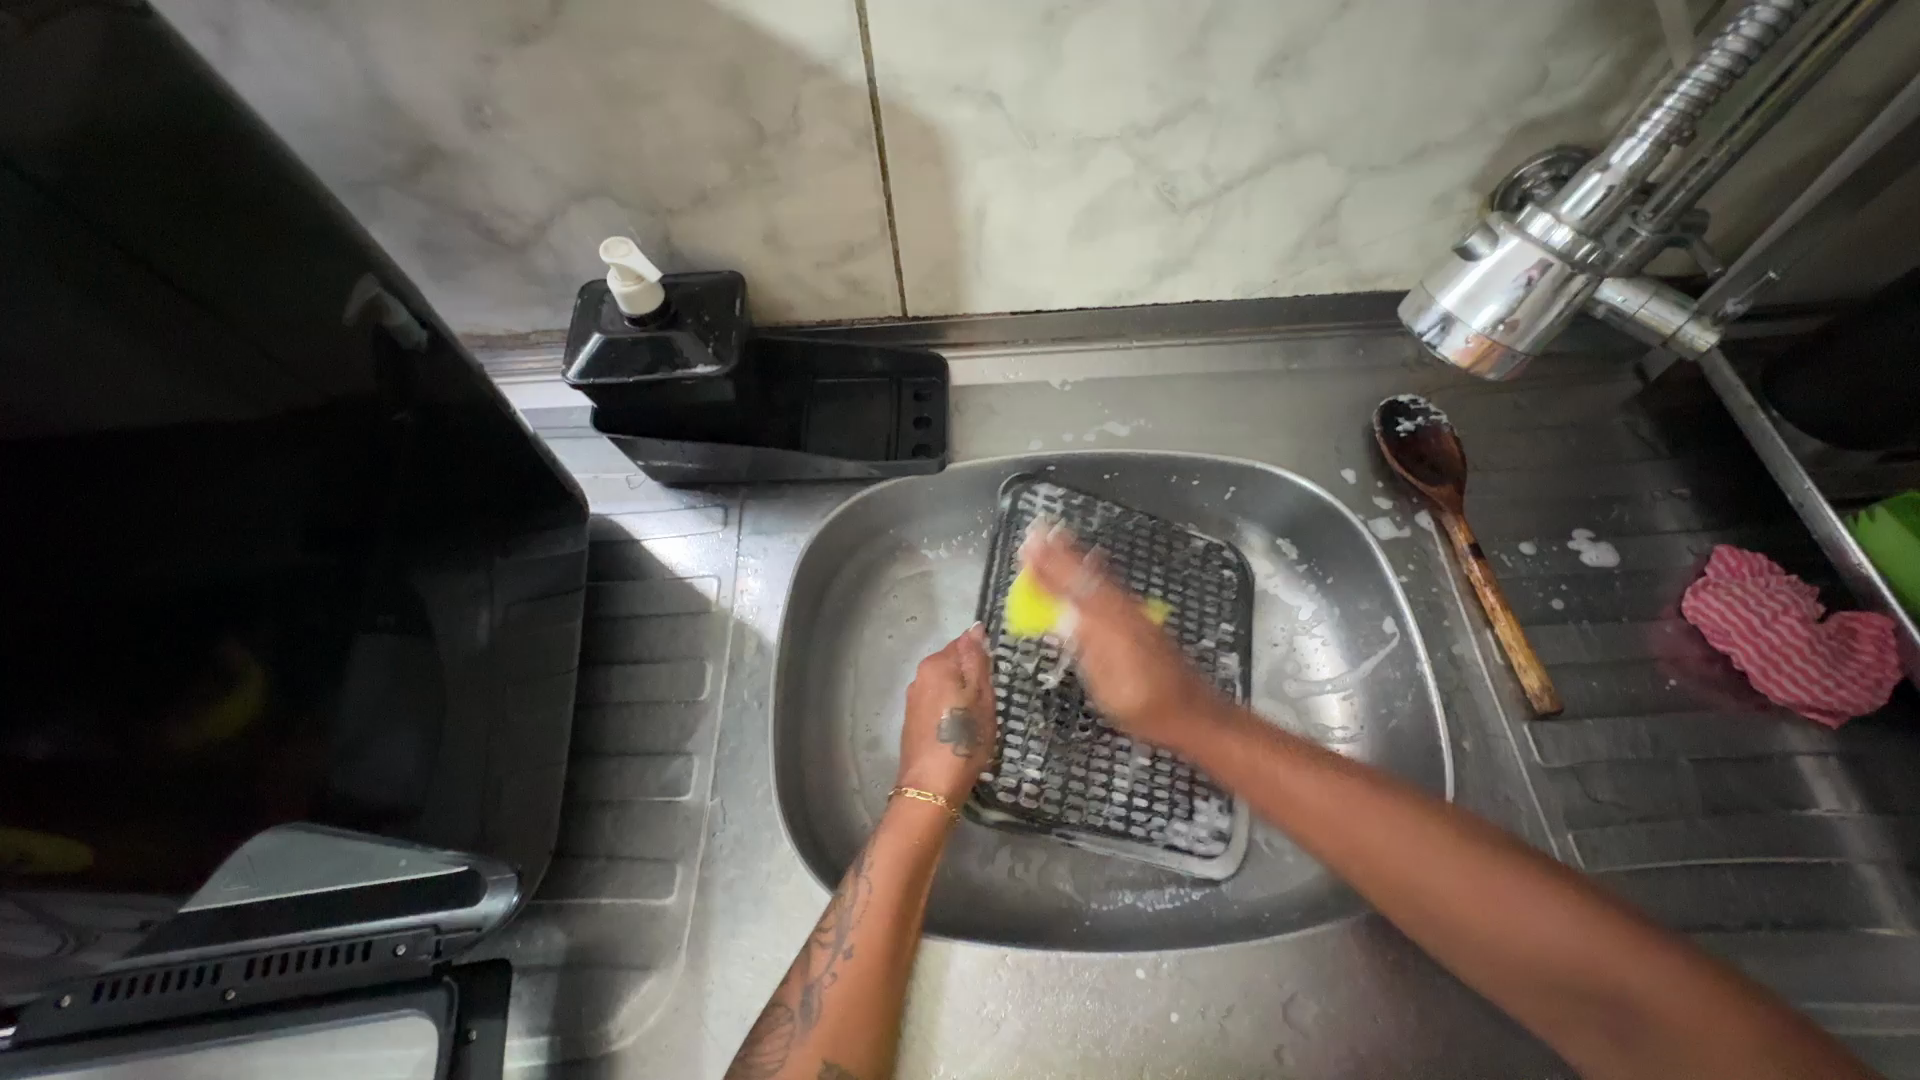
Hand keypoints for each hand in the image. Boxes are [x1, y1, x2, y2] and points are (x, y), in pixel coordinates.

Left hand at [896, 625, 997, 805]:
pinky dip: (951, 711)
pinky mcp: (913, 721)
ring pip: (946, 686)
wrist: (932, 786)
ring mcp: (914, 699)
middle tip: (992, 701)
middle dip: (972, 678)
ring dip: (962, 695)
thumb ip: (977, 660)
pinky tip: (962, 730)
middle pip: (953, 665)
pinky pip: (938, 704)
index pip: (964, 643)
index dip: (983, 658)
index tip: (997, 676)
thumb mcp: (981, 696)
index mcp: (936, 664)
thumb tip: (976, 628)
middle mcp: (920, 676)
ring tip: (979, 718)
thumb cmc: (964, 738)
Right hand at [1021, 526, 1227, 748]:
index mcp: (1109, 627)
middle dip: (1059, 554)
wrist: (1193, 711)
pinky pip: (1109, 585)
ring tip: (1056, 539)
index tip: (1027, 551)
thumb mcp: (1108, 687)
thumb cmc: (1148, 707)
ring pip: (1097, 578)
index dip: (1047, 570)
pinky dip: (1092, 570)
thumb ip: (1086, 648)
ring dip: (1074, 557)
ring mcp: (1133, 614)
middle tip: (1037, 533)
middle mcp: (1121, 613)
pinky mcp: (1140, 620)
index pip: (1070, 591)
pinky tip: (1089, 564)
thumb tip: (1063, 618)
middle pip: (1084, 576)